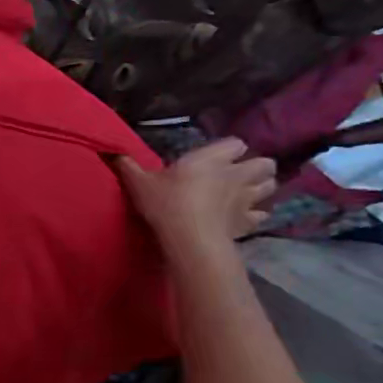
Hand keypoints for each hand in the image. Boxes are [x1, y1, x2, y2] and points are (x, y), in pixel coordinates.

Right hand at [114, 138, 275, 252]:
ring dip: (261, 187)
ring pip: (270, 186)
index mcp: (211, 159)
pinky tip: (242, 216)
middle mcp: (235, 175)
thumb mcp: (138, 182)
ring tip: (245, 192)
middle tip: (238, 173)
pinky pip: (261, 214)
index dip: (229, 149)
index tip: (216, 156)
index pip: (236, 144)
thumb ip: (127, 165)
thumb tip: (112, 152)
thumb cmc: (165, 203)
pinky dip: (256, 214)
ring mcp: (247, 199)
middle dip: (256, 167)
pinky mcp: (249, 222)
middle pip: (265, 164)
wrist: (190, 238)